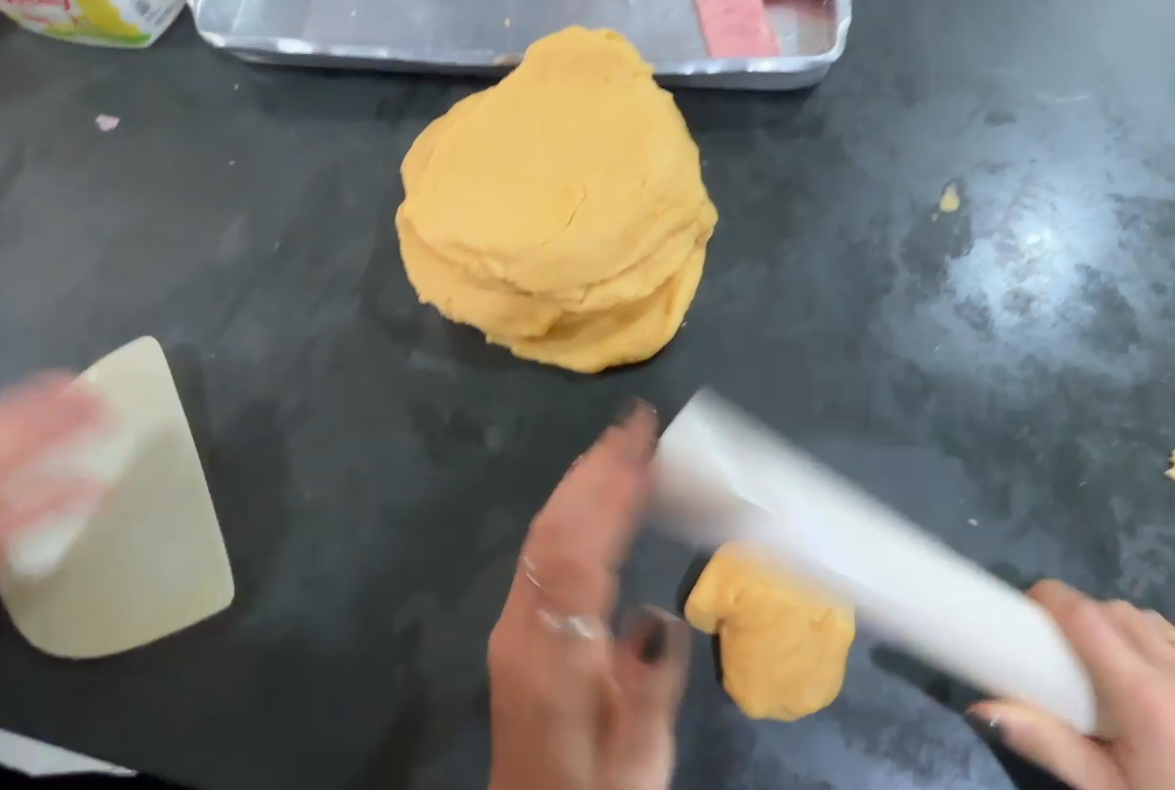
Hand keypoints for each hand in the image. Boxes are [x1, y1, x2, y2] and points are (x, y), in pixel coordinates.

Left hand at [487, 400, 690, 789]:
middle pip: (556, 530)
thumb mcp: (638, 760)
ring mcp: (515, 625)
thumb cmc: (598, 789)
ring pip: (544, 534)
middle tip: (634, 422)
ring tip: (619, 441)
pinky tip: (593, 493)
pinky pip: (543, 550)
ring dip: (582, 481)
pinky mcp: (519, 627)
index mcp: (554, 656)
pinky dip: (571, 507)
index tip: (643, 449)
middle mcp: (524, 629)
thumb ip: (648, 687)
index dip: (610, 496)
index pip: (579, 554)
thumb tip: (658, 617)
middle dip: (596, 470)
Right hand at [971, 581, 1174, 789]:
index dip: (1053, 600)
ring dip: (1129, 635)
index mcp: (1150, 702)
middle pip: (1122, 613)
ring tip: (1115, 676)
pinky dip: (1171, 662)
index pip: (1089, 618)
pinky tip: (1169, 704)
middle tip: (1065, 652)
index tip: (1029, 607)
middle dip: (1087, 618)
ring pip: (1163, 629)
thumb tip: (983, 708)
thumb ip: (1047, 743)